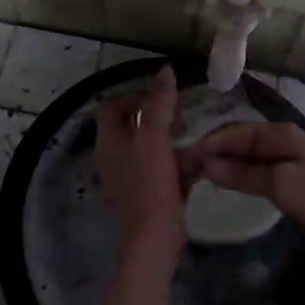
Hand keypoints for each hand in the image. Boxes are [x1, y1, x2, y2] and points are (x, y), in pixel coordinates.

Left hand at [95, 65, 184, 244]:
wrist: (154, 234)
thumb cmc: (150, 181)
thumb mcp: (155, 136)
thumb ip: (159, 102)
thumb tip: (165, 70)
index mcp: (108, 140)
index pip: (111, 105)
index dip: (134, 95)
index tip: (161, 96)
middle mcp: (113, 156)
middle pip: (131, 125)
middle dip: (157, 117)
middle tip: (181, 117)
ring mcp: (128, 175)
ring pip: (147, 147)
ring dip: (169, 140)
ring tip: (191, 138)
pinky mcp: (145, 192)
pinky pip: (158, 168)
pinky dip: (175, 162)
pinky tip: (196, 163)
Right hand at [179, 121, 304, 261]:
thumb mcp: (280, 183)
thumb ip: (243, 173)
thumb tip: (207, 164)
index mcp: (280, 134)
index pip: (235, 132)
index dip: (209, 143)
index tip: (184, 158)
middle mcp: (280, 144)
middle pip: (238, 144)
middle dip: (213, 154)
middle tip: (184, 171)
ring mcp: (283, 164)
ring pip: (244, 161)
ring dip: (223, 167)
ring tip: (195, 179)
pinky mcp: (286, 185)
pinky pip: (254, 176)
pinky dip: (237, 179)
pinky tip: (221, 188)